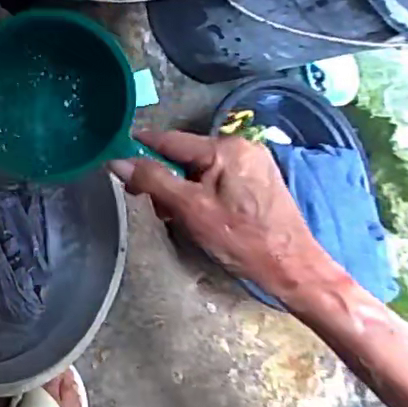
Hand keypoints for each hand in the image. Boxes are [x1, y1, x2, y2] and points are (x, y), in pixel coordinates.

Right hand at [107, 129, 340, 302]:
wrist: (291, 267)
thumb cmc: (240, 238)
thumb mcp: (189, 208)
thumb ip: (152, 180)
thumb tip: (117, 162)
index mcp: (224, 148)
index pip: (168, 140)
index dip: (138, 150)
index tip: (115, 164)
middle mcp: (241, 146)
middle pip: (182, 154)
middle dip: (161, 176)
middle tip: (153, 205)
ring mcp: (252, 161)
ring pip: (196, 167)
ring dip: (178, 187)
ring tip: (177, 215)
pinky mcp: (257, 178)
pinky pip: (214, 176)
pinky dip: (197, 191)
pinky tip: (197, 212)